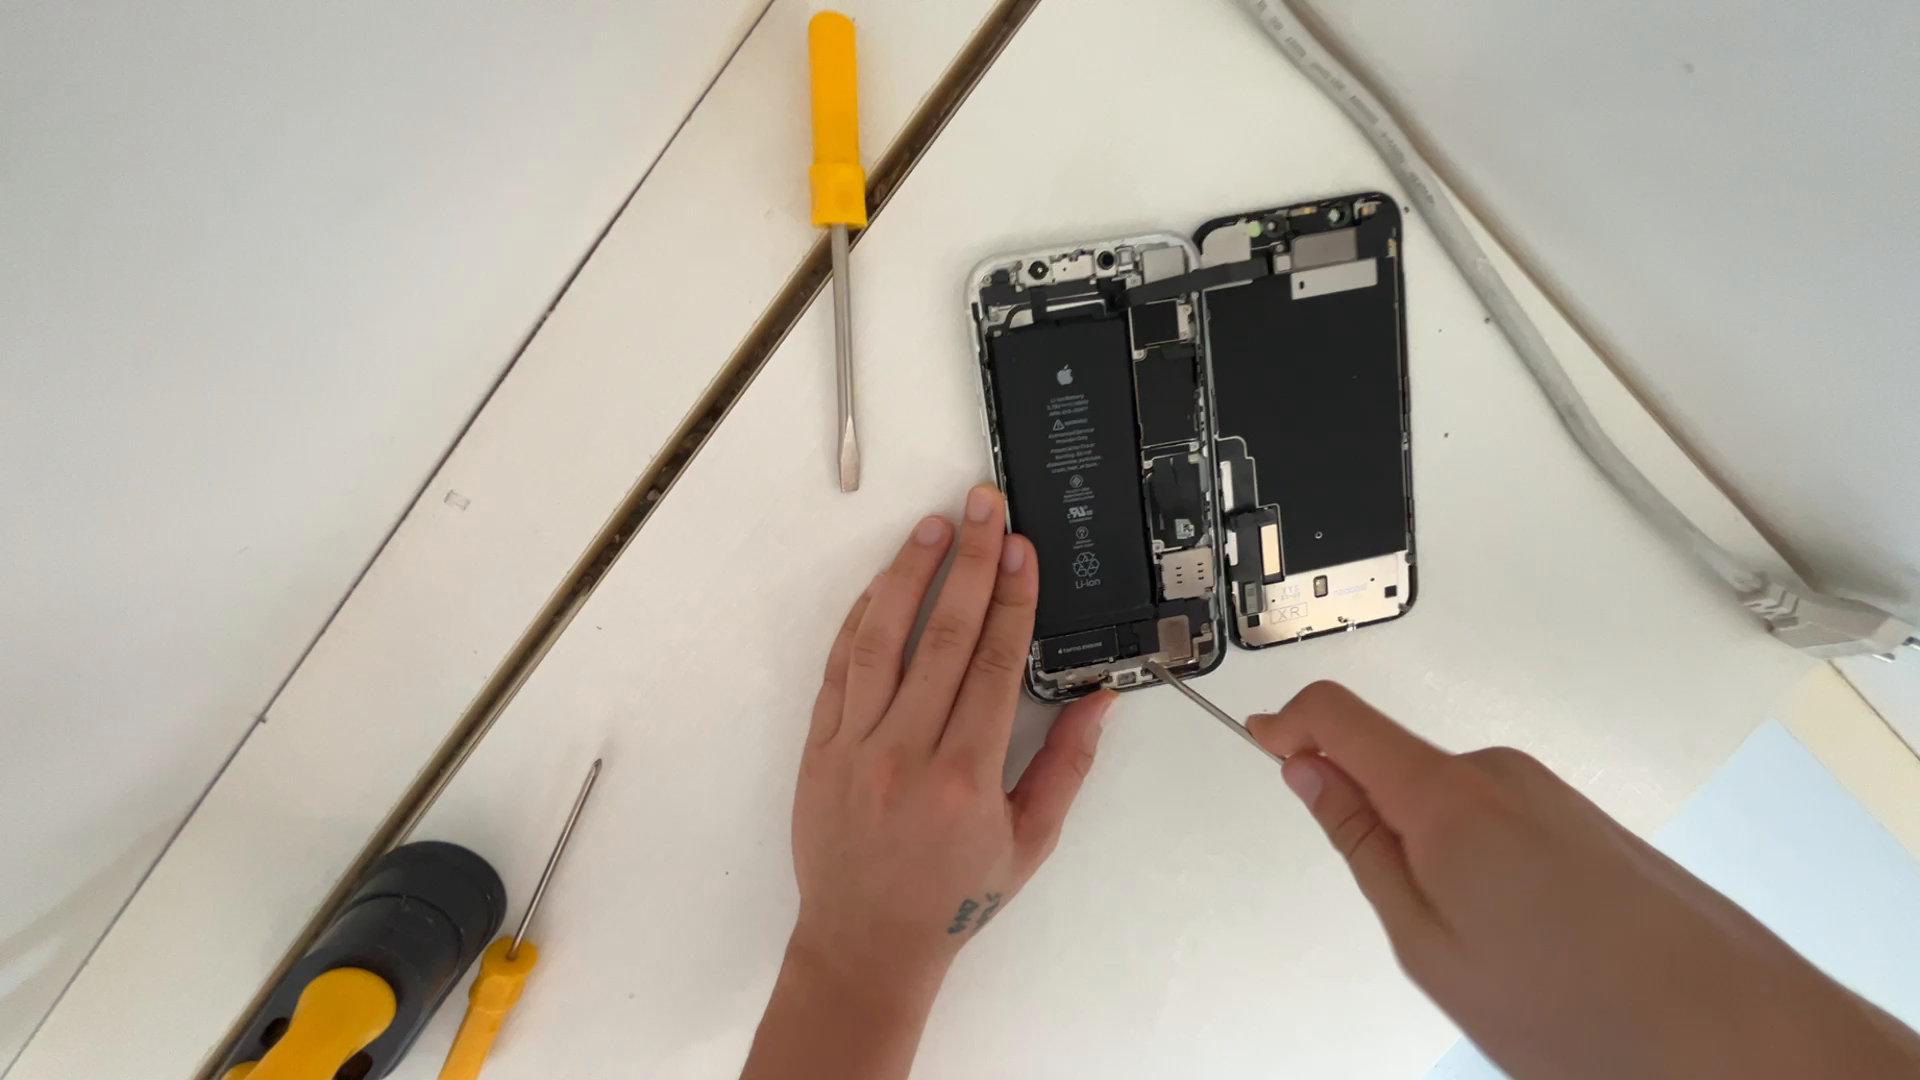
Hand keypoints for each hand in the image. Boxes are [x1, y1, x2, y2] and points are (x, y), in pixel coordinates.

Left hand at [741, 485, 1114, 1079]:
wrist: (864, 944)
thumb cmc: (955, 898)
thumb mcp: (1029, 843)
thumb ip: (1067, 766)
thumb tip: (1100, 698)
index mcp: (965, 777)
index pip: (993, 664)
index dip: (1012, 599)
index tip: (1021, 548)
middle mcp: (906, 753)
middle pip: (941, 636)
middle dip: (968, 563)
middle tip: (980, 508)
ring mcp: (853, 746)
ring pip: (880, 640)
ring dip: (908, 574)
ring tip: (931, 526)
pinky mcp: (818, 746)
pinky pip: (838, 669)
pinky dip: (860, 619)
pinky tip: (882, 583)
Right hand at [1251, 682, 1919, 1079]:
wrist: (1757, 1052)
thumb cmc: (1586, 1015)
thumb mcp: (1425, 941)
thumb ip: (1357, 840)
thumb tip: (1307, 772)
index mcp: (1445, 796)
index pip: (1335, 713)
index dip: (1286, 722)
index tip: (1263, 741)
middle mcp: (1494, 771)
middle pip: (1384, 751)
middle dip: (1361, 803)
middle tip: (1392, 894)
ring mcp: (1540, 787)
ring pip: (1434, 787)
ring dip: (1418, 835)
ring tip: (1474, 928)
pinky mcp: (1572, 809)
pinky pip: (1483, 805)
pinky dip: (1465, 844)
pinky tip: (1514, 920)